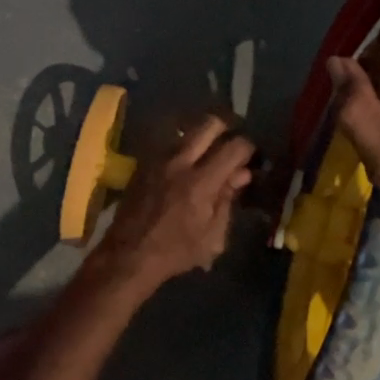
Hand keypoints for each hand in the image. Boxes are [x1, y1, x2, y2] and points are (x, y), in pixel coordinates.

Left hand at [98, 115, 254, 282]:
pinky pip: (168, 145)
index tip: (251, 157)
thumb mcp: (213, 236)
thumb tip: (242, 173)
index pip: (234, 146)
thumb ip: (228, 200)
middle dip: (226, 129)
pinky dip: (182, 151)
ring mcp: (157, 160)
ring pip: (186, 132)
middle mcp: (179, 162)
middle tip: (231, 146)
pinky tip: (185, 169)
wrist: (128, 255)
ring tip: (208, 157)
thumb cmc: (175, 252)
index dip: (248, 148)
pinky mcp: (143, 164)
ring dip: (202, 139)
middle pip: (209, 124)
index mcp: (201, 182)